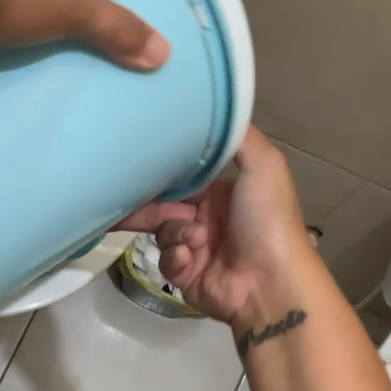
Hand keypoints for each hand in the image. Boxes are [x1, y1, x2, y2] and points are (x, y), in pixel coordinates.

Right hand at [132, 129, 320, 328]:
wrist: (271, 281)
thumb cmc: (268, 219)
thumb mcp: (264, 165)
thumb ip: (237, 137)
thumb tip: (209, 109)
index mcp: (221, 193)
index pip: (180, 178)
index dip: (160, 172)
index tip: (135, 162)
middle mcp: (206, 218)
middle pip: (161, 206)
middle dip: (145, 205)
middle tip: (120, 199)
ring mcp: (195, 249)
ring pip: (162, 233)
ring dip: (176, 234)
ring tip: (196, 241)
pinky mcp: (185, 276)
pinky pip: (166, 261)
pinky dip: (177, 258)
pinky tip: (193, 259)